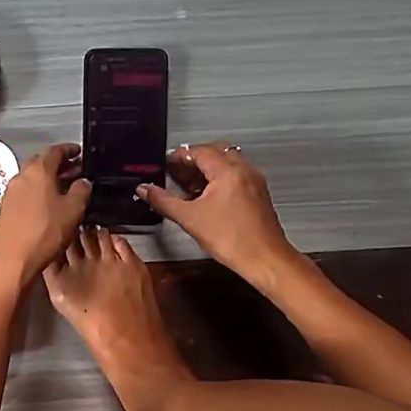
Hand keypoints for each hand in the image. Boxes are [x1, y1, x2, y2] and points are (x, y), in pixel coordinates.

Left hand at [0, 143, 92, 283]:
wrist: (13, 259)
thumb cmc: (46, 231)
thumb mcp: (73, 210)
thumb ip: (81, 190)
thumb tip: (82, 181)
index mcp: (38, 170)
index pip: (55, 151)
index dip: (69, 150)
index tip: (79, 152)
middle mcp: (21, 176)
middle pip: (41, 162)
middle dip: (59, 164)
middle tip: (75, 171)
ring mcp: (11, 191)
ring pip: (32, 178)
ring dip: (48, 179)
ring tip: (64, 189)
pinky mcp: (6, 207)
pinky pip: (26, 191)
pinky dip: (39, 191)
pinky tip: (48, 204)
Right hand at [140, 143, 299, 284]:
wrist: (265, 259)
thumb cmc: (234, 240)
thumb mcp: (190, 219)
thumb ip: (164, 201)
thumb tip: (145, 190)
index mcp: (228, 171)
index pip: (199, 151)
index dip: (179, 156)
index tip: (166, 163)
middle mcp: (244, 170)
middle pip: (215, 151)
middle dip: (194, 159)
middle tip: (176, 171)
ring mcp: (254, 181)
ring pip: (228, 163)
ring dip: (208, 168)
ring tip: (190, 185)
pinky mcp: (258, 194)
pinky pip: (237, 176)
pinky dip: (221, 178)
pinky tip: (209, 197)